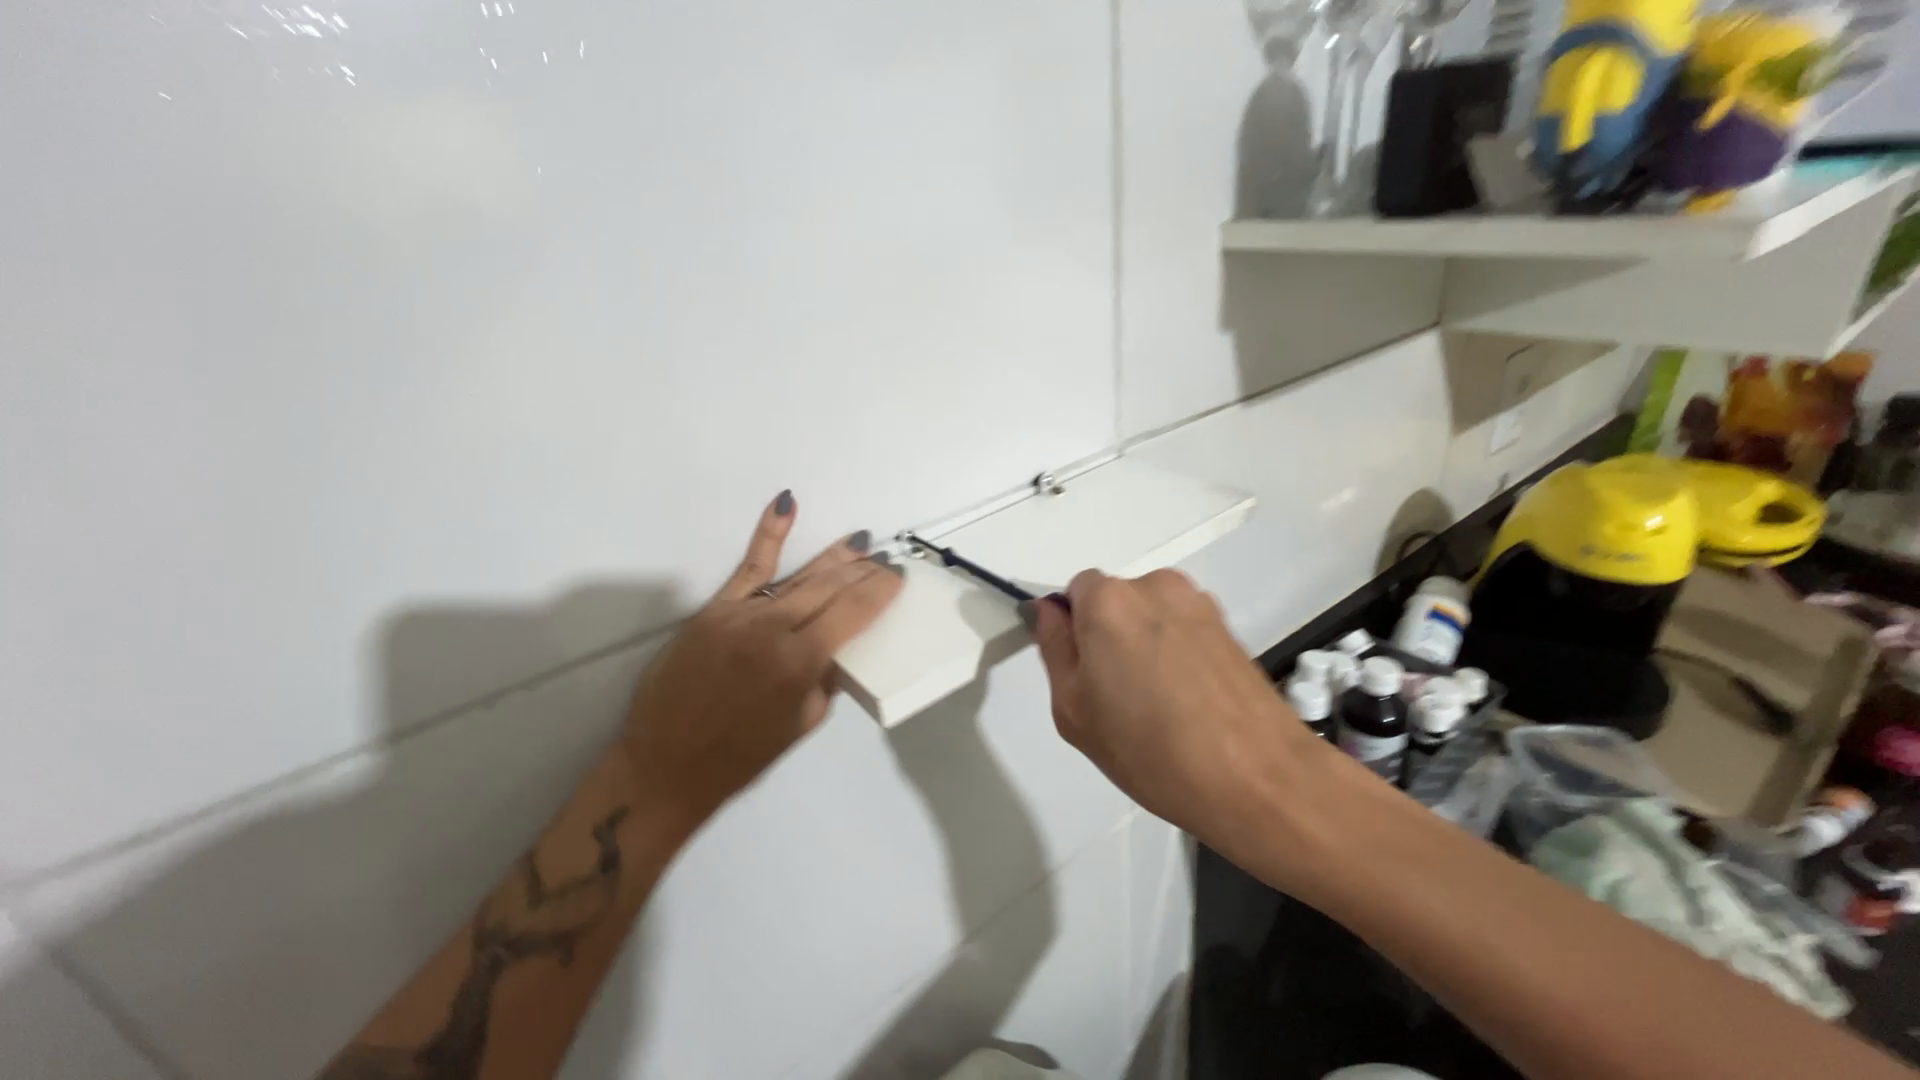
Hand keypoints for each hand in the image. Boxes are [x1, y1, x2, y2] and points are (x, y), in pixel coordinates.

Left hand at [625, 492, 903, 831]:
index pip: (854, 611)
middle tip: (886, 557)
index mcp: (800, 662)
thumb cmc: (741, 757)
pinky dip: (770, 534)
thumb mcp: (802, 724)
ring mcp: (741, 615)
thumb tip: (839, 646)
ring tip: (861, 540)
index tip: (899, 575)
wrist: (667, 766)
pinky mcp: (714, 610)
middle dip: (864, 570)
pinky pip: (749, 568)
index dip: (881, 590)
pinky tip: (787, 504)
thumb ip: (826, 679)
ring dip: (834, 556)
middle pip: (830, 587)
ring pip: (799, 575)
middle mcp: (774, 629)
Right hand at [1030, 569, 1328, 843]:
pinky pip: (1186, 632)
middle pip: (1116, 601)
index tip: (1081, 674)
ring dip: (1146, 646)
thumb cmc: (1149, 749)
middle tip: (1116, 697)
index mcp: (1108, 601)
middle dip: (1109, 636)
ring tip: (1159, 706)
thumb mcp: (1074, 710)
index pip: (1075, 592)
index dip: (1073, 630)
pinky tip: (1189, 705)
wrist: (1255, 778)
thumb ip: (1055, 649)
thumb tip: (1049, 612)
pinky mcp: (1231, 629)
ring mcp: (1200, 605)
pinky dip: (1179, 656)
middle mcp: (1155, 587)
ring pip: (1153, 617)